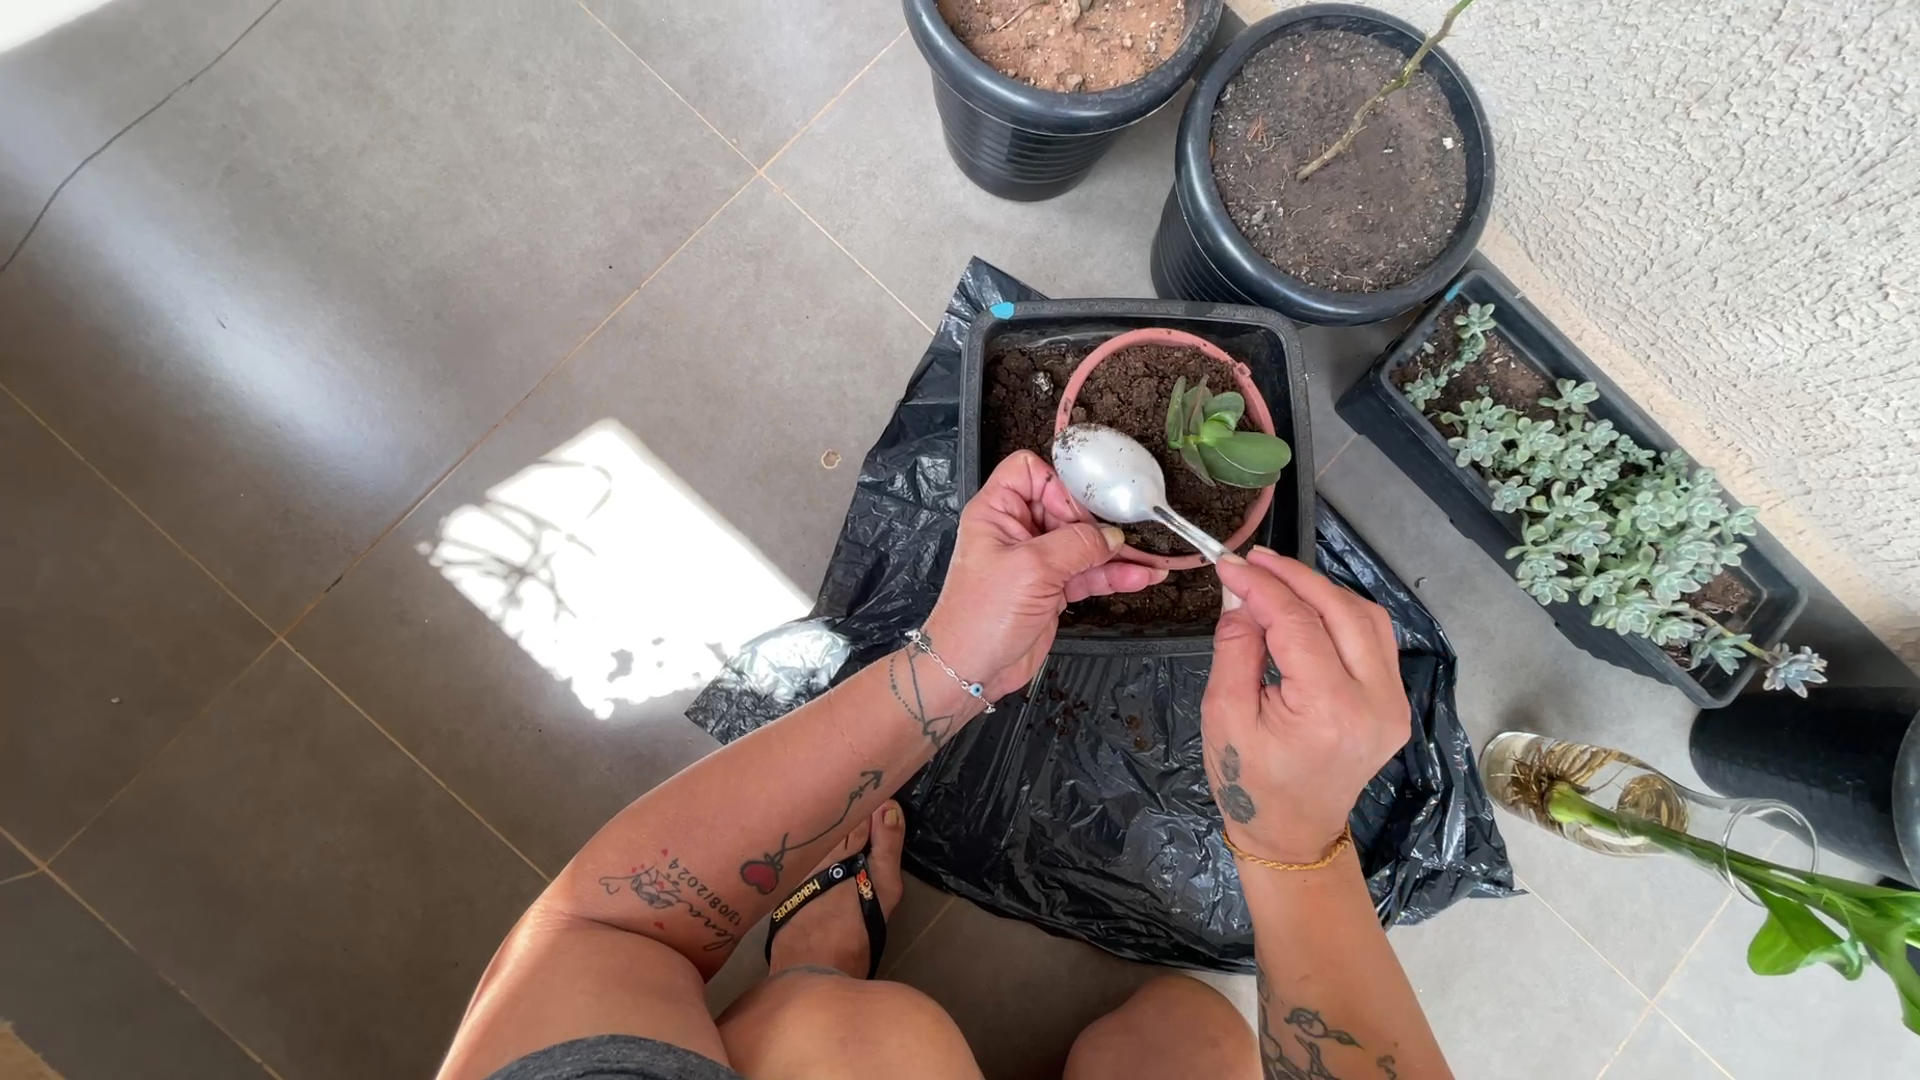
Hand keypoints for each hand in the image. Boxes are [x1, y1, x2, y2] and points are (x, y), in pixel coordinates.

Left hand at [923, 450, 1165, 699]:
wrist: (970, 669)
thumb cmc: (979, 616)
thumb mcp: (1031, 569)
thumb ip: (1076, 545)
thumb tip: (1111, 535)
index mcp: (996, 511)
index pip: (1030, 471)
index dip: (1059, 484)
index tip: (1081, 509)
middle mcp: (1015, 531)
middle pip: (1065, 507)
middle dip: (1098, 521)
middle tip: (1125, 535)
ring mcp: (1034, 561)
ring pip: (1082, 544)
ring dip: (1116, 553)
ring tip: (1151, 560)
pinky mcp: (1050, 589)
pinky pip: (1087, 573)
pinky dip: (1113, 575)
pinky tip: (1140, 577)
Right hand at [1203, 548, 1410, 862]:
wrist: (1292, 833)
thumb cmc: (1248, 782)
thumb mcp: (1223, 715)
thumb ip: (1235, 649)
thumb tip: (1241, 597)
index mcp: (1329, 710)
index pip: (1297, 624)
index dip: (1261, 587)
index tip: (1227, 565)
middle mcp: (1376, 702)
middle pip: (1342, 611)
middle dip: (1295, 577)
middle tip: (1252, 560)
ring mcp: (1394, 703)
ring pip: (1367, 618)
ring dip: (1321, 590)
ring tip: (1276, 575)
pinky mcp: (1393, 702)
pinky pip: (1373, 638)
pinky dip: (1339, 611)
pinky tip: (1306, 604)